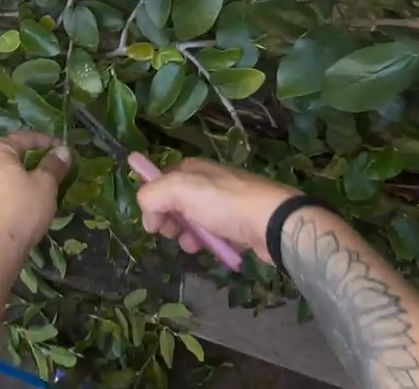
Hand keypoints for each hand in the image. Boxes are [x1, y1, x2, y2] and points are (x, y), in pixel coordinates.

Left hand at [0, 132, 73, 257]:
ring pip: (2, 176)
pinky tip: (20, 206)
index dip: (46, 141)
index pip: (24, 138)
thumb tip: (63, 151)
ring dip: (19, 178)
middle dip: (31, 160)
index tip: (63, 149)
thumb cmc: (21, 209)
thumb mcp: (45, 184)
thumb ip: (54, 165)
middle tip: (51, 167)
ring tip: (38, 187)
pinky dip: (9, 195)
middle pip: (10, 156)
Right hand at [133, 156, 298, 257]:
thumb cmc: (222, 202)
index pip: (160, 181)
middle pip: (176, 202)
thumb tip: (147, 213)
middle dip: (169, 220)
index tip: (152, 224)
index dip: (152, 202)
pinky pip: (215, 233)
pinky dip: (209, 242)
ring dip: (188, 234)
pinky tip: (210, 250)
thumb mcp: (179, 190)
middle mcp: (206, 182)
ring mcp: (224, 203)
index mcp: (191, 169)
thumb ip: (152, 195)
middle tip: (170, 234)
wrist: (272, 222)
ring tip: (192, 246)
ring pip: (195, 220)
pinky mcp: (239, 224)